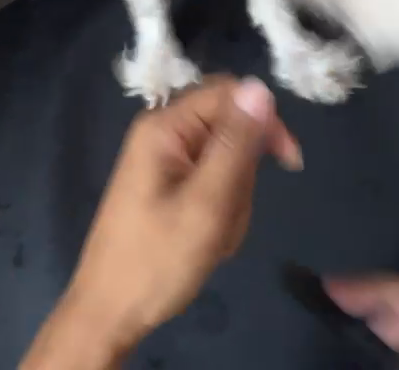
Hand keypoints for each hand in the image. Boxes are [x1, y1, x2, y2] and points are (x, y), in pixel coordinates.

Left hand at [21, 76, 300, 368]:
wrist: (110, 312)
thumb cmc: (156, 260)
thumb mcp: (206, 203)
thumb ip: (235, 144)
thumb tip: (260, 87)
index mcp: (165, 125)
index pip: (229, 94)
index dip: (263, 120)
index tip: (288, 161)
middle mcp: (163, 131)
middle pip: (228, 129)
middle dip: (242, 174)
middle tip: (229, 215)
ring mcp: (164, 158)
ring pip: (224, 160)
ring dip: (232, 199)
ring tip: (213, 235)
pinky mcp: (166, 183)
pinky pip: (210, 183)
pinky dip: (219, 210)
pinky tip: (205, 239)